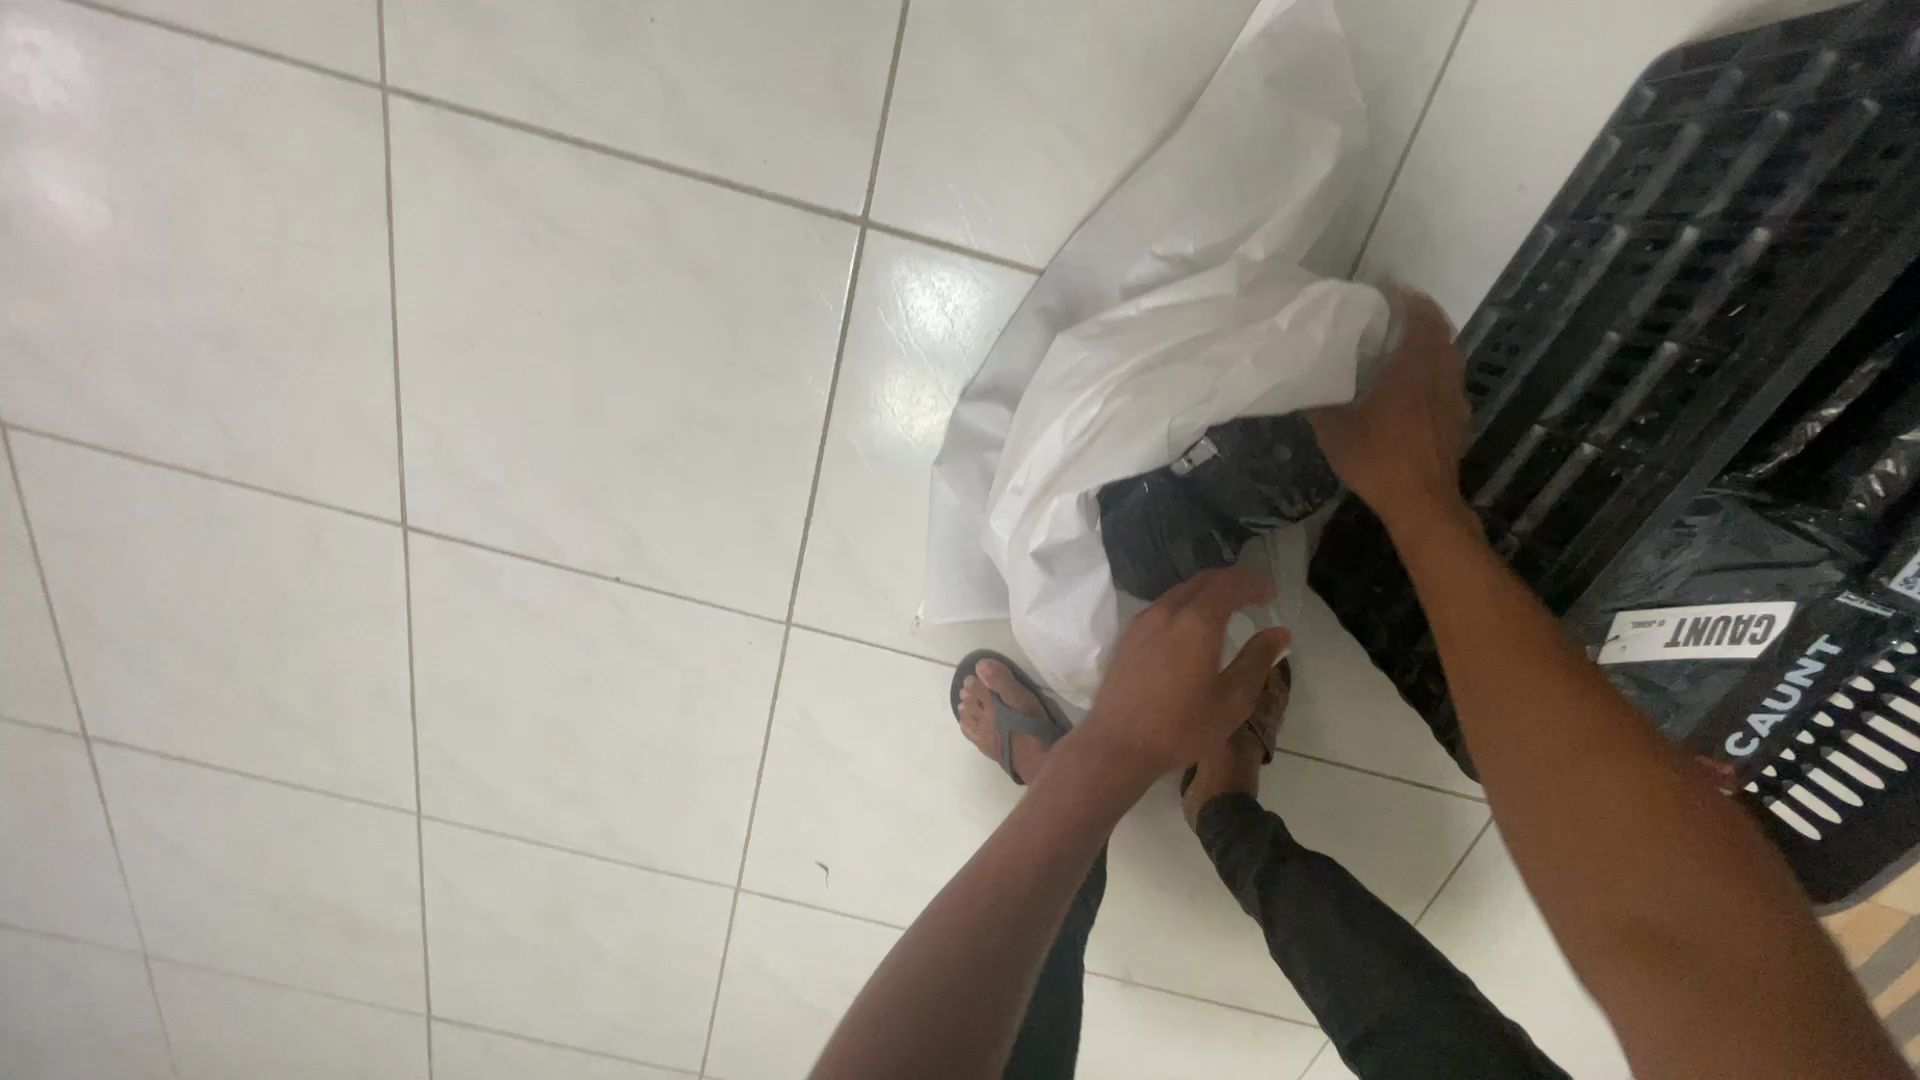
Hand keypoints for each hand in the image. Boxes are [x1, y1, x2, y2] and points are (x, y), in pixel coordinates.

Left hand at [1073, 568, 1291, 783]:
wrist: (1117, 744)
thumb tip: (1278, 632)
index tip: (1272, 593)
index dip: (1254, 582)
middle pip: (1203, 581)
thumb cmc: (1181, 727)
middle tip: (1256, 597)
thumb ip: (1257, 660)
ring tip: (1228, 611)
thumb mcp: (1232, 700)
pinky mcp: (1128, 636)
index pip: (1229, 584)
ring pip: (1180, 592)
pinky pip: (1162, 607)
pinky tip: (1193, 628)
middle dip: (1233, 582)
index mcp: (1196, 622)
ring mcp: (1142, 622)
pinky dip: (1186, 605)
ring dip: (1207, 593)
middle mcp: (1166, 612)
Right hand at [1307, 290, 1470, 528]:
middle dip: (1422, 316)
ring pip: (1449, 356)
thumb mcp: (1334, 432)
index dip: (1408, 300)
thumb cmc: (1376, 460)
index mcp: (1411, 370)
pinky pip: (1449, 381)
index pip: (1419, 319)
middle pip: (1440, 332)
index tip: (1389, 289)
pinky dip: (1436, 370)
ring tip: (1408, 342)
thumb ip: (1318, 405)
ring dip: (1432, 342)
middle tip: (1397, 310)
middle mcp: (1438, 376)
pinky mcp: (1457, 420)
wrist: (1420, 500)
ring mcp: (1453, 399)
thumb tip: (1298, 386)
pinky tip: (1418, 385)